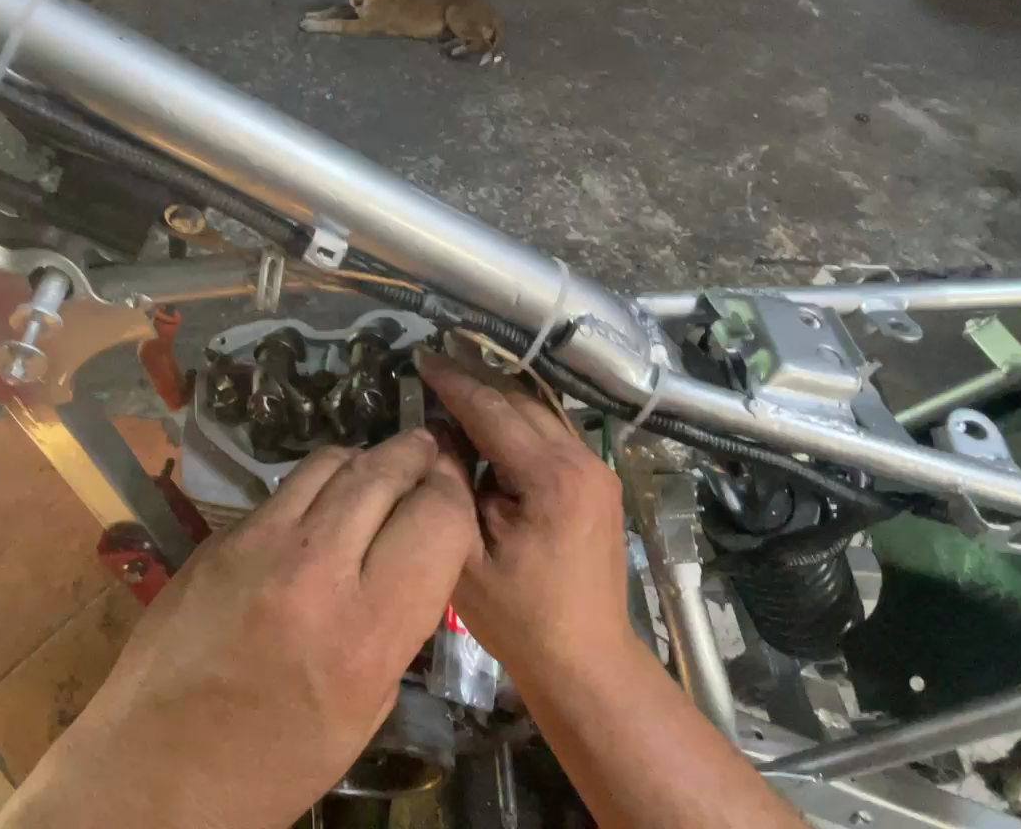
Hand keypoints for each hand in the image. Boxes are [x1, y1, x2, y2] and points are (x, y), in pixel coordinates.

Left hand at [0, 430, 477, 828]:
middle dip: (419, 457)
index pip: (438, 517)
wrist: (155, 769)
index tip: (455, 493)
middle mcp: (315, 568)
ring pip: (332, 461)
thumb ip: (400, 618)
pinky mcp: (220, 536)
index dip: (455, 496)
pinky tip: (321, 503)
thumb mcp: (367, 707)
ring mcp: (258, 543)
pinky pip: (284, 488)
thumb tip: (416, 550)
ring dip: (367, 460)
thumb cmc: (276, 760)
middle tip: (430, 451)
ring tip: (380, 468)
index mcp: (366, 628)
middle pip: (386, 472)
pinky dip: (317, 484)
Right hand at [417, 350, 635, 677]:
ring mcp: (597, 470)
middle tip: (433, 373)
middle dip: (475, 386)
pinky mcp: (598, 484)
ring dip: (498, 404)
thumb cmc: (520, 617)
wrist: (586, 661)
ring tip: (454, 396)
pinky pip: (552, 436)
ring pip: (540, 415)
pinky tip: (487, 434)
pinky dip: (517, 426)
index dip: (455, 384)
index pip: (494, 412)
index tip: (422, 358)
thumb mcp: (465, 557)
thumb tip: (436, 433)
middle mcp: (583, 461)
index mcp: (552, 478)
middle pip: (521, 404)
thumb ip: (448, 486)